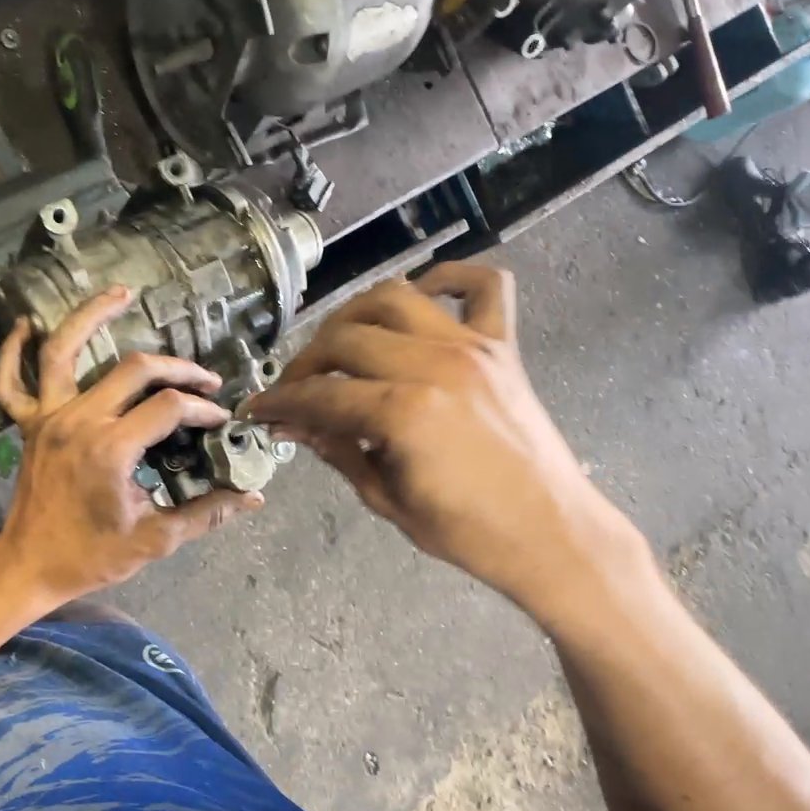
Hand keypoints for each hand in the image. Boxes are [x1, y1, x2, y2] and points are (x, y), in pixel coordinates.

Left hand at [0, 286, 263, 603]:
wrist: (29, 567)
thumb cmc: (90, 556)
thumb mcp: (154, 540)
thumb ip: (206, 513)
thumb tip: (254, 497)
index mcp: (111, 449)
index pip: (169, 408)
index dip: (201, 410)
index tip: (219, 421)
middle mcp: (78, 421)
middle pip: (133, 370)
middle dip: (177, 369)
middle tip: (203, 381)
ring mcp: (48, 418)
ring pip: (64, 351)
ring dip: (92, 317)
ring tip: (122, 294)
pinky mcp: (28, 426)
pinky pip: (11, 382)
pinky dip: (13, 352)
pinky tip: (25, 326)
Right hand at [247, 263, 640, 615]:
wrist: (551, 533)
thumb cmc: (466, 532)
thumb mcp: (386, 499)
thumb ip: (337, 451)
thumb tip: (294, 425)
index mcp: (403, 413)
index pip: (321, 394)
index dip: (281, 402)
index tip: (258, 409)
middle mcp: (435, 365)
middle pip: (346, 338)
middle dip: (306, 362)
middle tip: (294, 389)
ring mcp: (473, 348)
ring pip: (394, 298)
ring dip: (353, 315)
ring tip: (339, 345)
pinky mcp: (503, 346)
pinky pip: (483, 285)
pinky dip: (449, 277)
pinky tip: (421, 295)